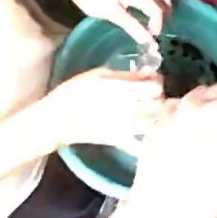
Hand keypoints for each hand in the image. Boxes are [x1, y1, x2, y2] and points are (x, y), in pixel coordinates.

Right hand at [40, 67, 165, 149]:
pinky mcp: (119, 141)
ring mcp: (124, 128)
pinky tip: (149, 132)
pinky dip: (148, 140)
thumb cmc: (74, 92)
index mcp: (120, 90)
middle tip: (154, 93)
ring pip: (155, 123)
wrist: (56, 120)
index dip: (157, 80)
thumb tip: (146, 72)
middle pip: (159, 104)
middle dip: (160, 97)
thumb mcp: (97, 74)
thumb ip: (124, 74)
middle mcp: (126, 110)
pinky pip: (140, 145)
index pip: (154, 87)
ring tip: (155, 110)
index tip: (153, 77)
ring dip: (159, 116)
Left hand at [61, 0, 169, 45]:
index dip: (157, 27)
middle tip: (155, 34)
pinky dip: (155, 8)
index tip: (151, 41)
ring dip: (161, 12)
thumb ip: (133, 27)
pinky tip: (147, 18)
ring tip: (153, 28)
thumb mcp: (113, 14)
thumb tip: (149, 41)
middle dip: (164, 19)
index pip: (158, 11)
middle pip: (164, 2)